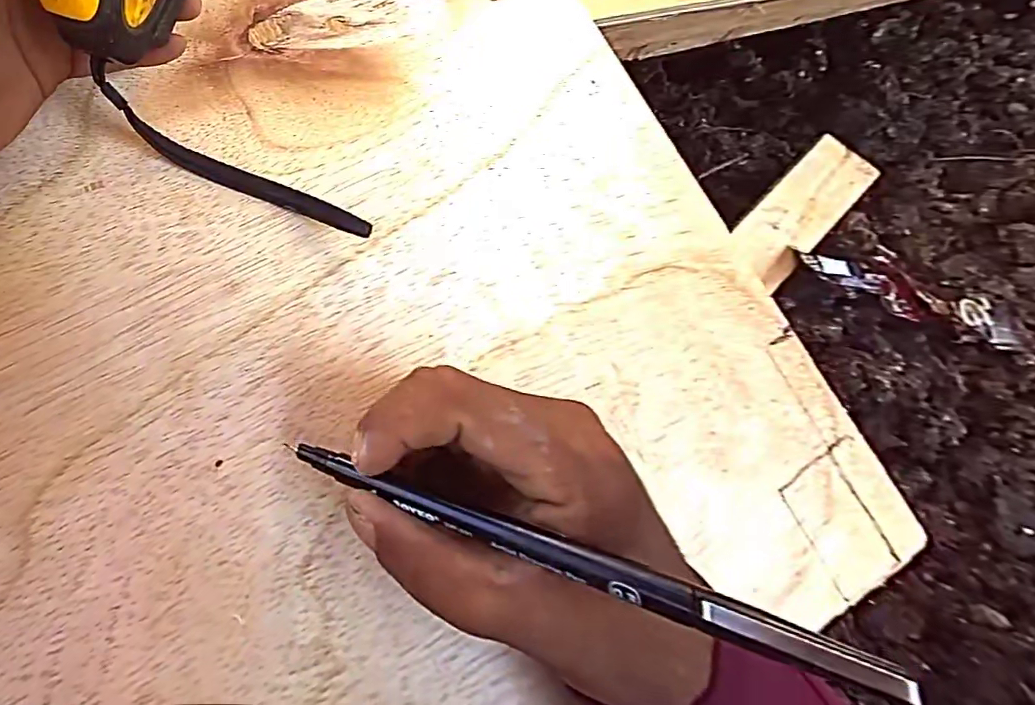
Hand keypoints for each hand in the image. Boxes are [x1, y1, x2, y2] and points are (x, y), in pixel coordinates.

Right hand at [343, 367, 712, 704]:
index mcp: (565, 456)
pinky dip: (417, 452)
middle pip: (440, 392)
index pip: (455, 402)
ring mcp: (539, 421)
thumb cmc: (617, 631)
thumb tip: (360, 507)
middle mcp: (553, 421)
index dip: (394, 423)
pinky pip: (446, 421)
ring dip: (401, 444)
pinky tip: (425, 496)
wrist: (674, 643)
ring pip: (436, 401)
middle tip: (369, 486)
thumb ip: (426, 563)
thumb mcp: (512, 612)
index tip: (361, 467)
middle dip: (390, 434)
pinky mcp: (520, 433)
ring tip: (399, 499)